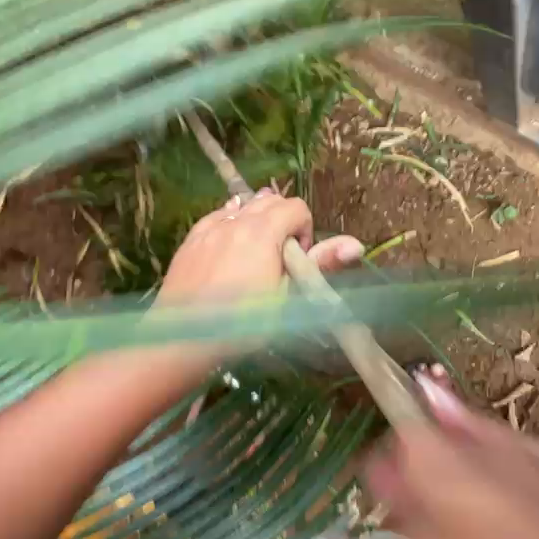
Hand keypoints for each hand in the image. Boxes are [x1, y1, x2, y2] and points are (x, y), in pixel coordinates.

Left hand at [158, 188, 362, 306]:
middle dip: (283, 223)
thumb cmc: (242, 323)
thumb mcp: (288, 298)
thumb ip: (321, 265)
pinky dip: (230, 226)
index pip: (297, 207)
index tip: (296, 263)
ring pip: (243, 206)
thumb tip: (356, 243)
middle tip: (280, 262)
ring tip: (255, 259)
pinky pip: (218, 217)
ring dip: (257, 222)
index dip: (305, 233)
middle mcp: (235, 219)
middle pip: (270, 201)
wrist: (182, 337)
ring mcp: (209, 227)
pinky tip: (228, 254)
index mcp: (263, 231)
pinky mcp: (190, 239)